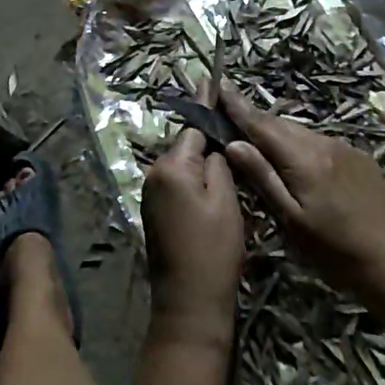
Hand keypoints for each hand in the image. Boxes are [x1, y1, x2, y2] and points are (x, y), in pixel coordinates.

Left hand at [142, 126, 244, 344]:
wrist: (189, 304)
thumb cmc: (213, 250)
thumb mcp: (225, 202)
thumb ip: (220, 165)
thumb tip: (214, 147)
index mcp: (171, 167)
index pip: (193, 128)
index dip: (207, 106)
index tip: (212, 79)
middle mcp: (154, 174)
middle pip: (186, 146)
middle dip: (207, 136)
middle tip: (233, 122)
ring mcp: (151, 194)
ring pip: (182, 166)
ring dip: (202, 160)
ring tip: (230, 150)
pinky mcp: (155, 212)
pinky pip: (177, 183)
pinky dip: (194, 179)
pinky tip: (213, 182)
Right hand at [217, 79, 384, 296]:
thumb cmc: (336, 251)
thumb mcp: (292, 220)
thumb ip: (262, 178)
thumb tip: (233, 144)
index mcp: (303, 158)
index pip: (261, 124)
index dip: (237, 104)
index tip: (219, 84)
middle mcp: (323, 143)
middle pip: (279, 124)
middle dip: (253, 118)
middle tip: (229, 115)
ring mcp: (344, 147)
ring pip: (299, 132)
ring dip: (276, 133)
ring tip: (257, 142)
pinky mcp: (358, 156)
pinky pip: (318, 142)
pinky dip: (299, 145)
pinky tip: (295, 162)